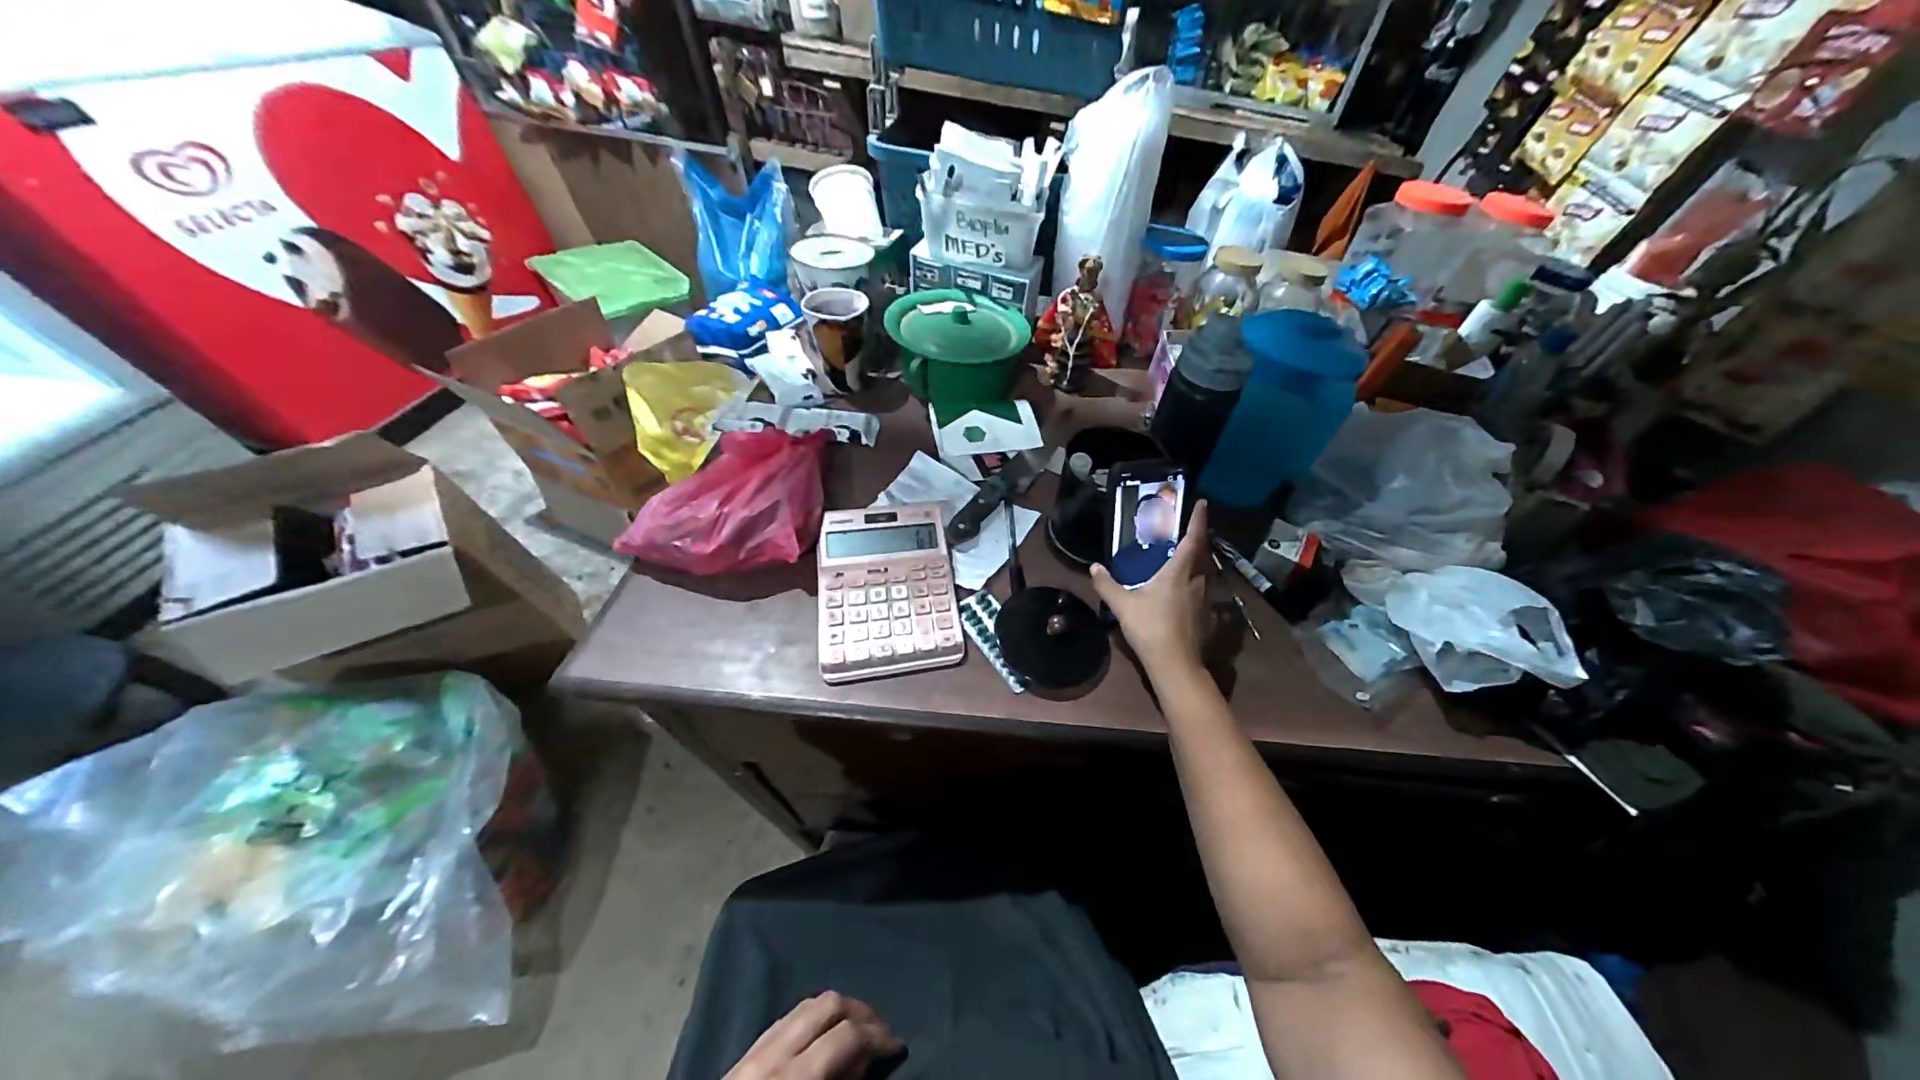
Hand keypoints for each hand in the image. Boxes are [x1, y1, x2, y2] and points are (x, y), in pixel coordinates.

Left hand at [722, 992, 901, 1079]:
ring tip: (858, 1031)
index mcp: (794, 1079)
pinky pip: (789, 1017)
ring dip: (839, 1011)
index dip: (879, 1037)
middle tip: (881, 1033)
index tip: (898, 1047)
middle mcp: (775, 1053)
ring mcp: (757, 1048)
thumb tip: (862, 1063)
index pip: (846, 1036)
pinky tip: (825, 1036)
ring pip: (808, 1004)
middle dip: (862, 1012)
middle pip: (828, 1004)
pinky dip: (815, 1019)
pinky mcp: (747, 1052)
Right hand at [1091, 500, 1212, 673]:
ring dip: (1197, 563)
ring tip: (1183, 560)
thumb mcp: (1122, 605)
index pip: (1192, 539)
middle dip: (1197, 540)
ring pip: (1204, 574)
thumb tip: (1094, 568)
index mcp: (1178, 572)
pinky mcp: (1207, 617)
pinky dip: (1196, 587)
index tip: (1202, 503)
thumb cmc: (1150, 628)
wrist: (1175, 664)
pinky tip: (1186, 595)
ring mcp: (1205, 600)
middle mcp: (1197, 581)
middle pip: (1202, 554)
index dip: (1198, 519)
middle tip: (1187, 531)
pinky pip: (1203, 594)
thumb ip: (1107, 585)